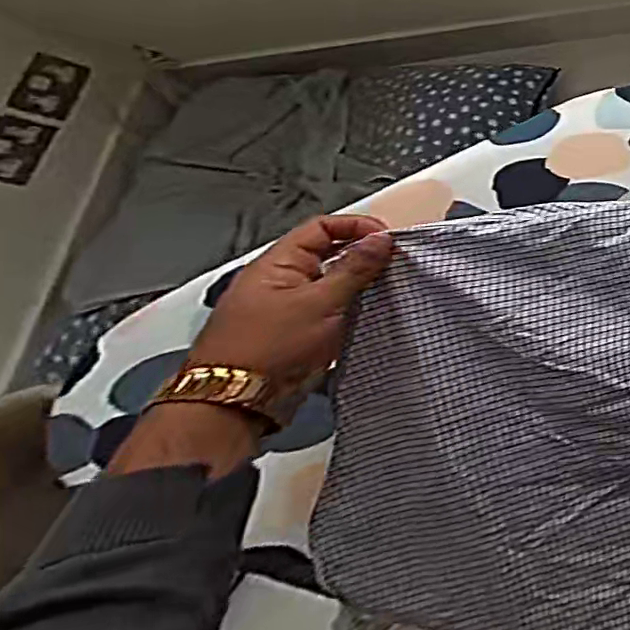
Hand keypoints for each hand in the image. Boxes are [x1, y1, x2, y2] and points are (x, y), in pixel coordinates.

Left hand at [110, 215, 393, 476]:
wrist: (236, 402)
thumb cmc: (266, 349)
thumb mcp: (320, 302)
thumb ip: (355, 268)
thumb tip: (380, 239)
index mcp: (276, 265)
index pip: (321, 227)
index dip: (357, 226)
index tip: (387, 239)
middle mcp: (282, 281)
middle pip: (331, 251)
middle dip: (365, 254)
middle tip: (394, 263)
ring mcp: (292, 305)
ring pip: (336, 280)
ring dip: (363, 282)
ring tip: (387, 287)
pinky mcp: (303, 328)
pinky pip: (337, 306)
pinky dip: (358, 304)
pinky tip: (375, 310)